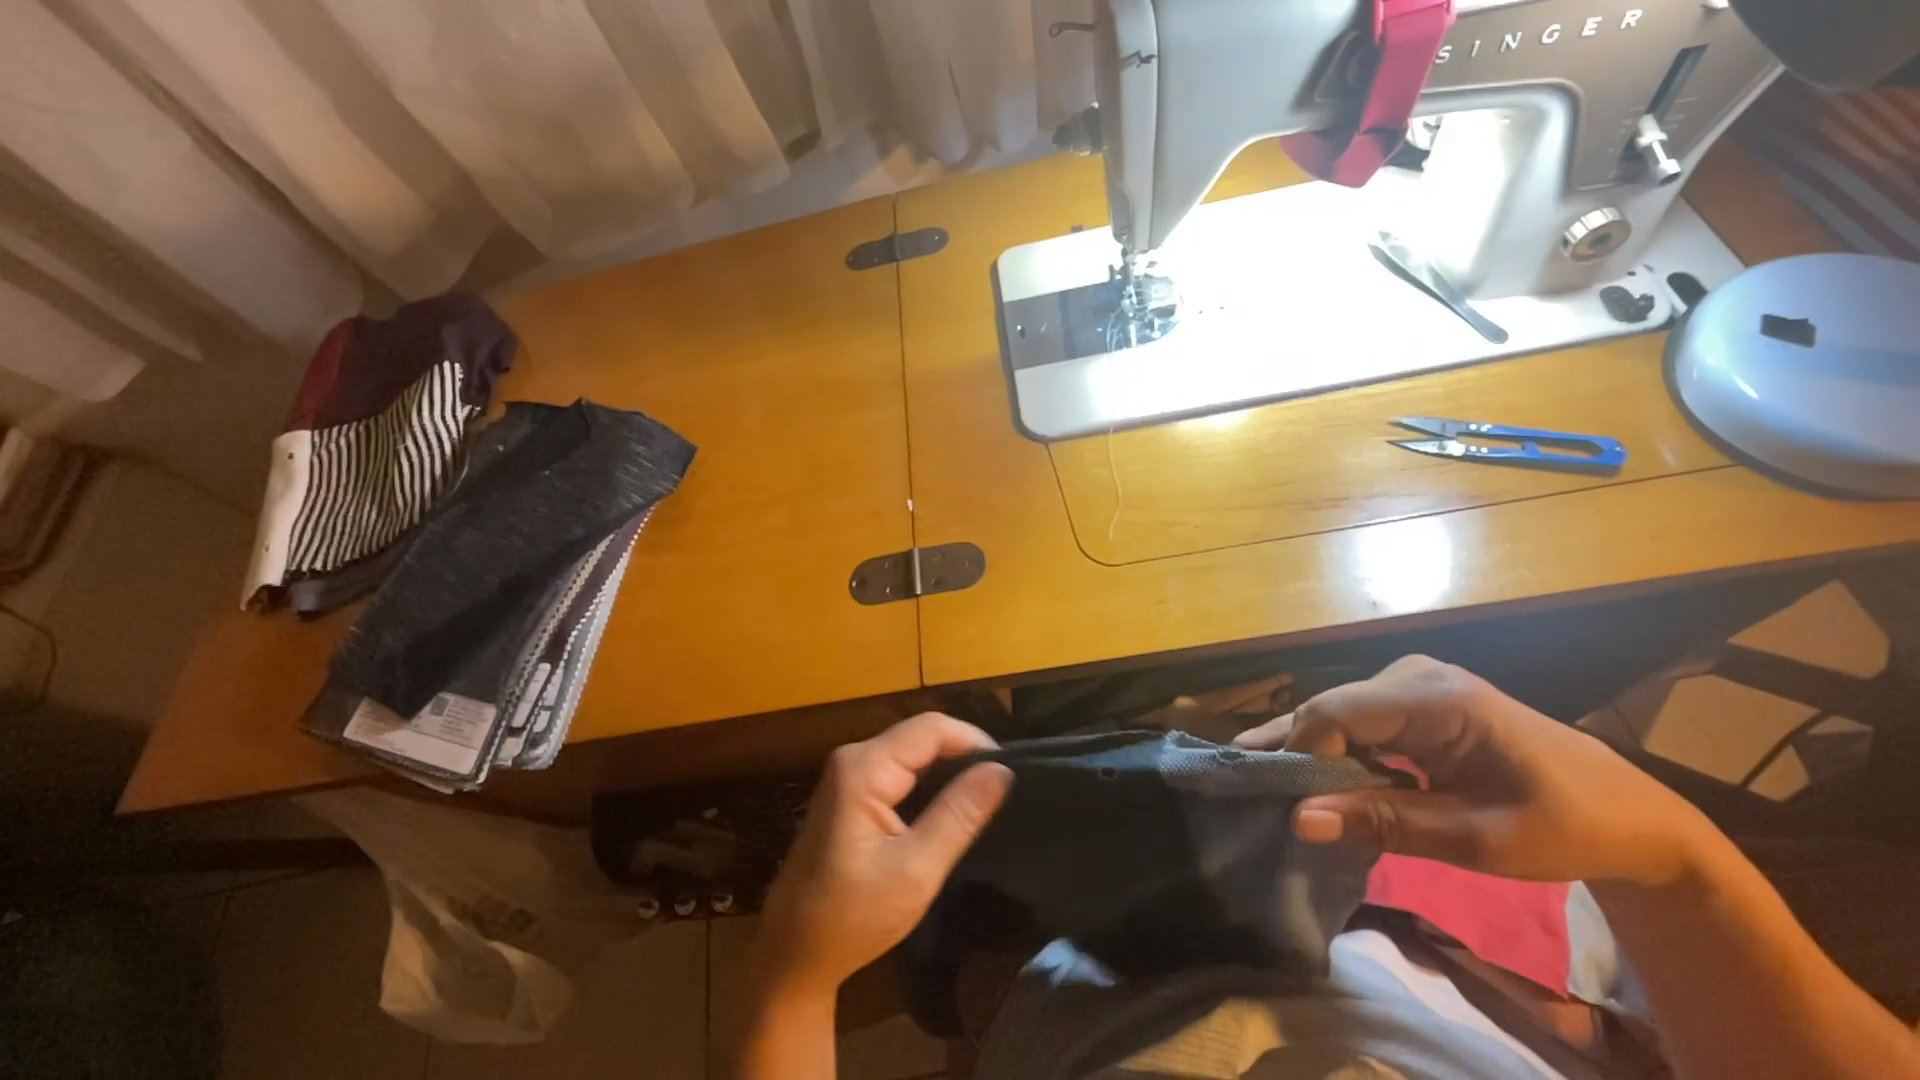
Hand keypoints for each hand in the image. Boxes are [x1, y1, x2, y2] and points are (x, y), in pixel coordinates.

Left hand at [755, 713, 1013, 997]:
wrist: (793, 954)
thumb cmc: (851, 918)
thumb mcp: (916, 871)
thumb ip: (959, 815)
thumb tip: (1003, 771)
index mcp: (863, 769)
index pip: (932, 728)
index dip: (975, 742)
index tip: (1012, 775)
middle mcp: (853, 759)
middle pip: (922, 736)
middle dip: (964, 756)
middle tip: (1004, 793)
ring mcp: (849, 776)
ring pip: (913, 754)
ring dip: (949, 772)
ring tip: (986, 802)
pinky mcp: (851, 795)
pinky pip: (900, 774)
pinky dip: (930, 786)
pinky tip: (952, 812)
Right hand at [1234, 655, 1716, 886]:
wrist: (1630, 815)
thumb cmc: (1564, 826)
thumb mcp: (1477, 839)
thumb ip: (1385, 824)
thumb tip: (1298, 818)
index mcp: (1440, 698)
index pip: (1339, 711)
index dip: (1299, 752)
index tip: (1277, 802)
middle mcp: (1417, 676)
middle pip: (1330, 707)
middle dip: (1293, 751)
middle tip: (1250, 794)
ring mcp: (1415, 684)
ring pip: (1336, 713)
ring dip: (1305, 752)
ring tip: (1258, 782)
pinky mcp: (1415, 702)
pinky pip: (1357, 721)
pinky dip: (1332, 751)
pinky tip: (1301, 774)